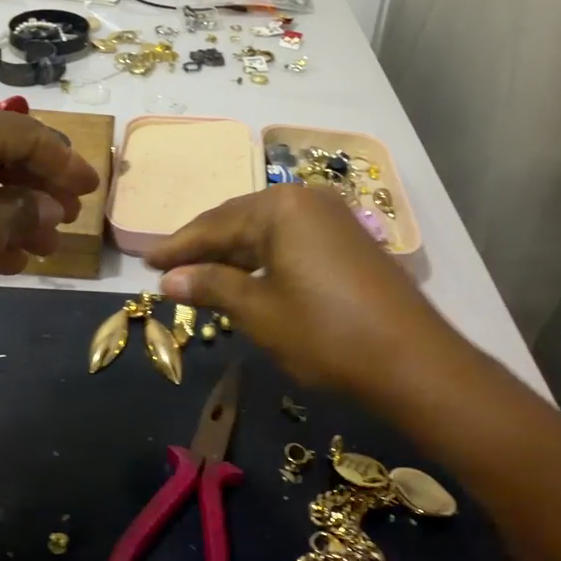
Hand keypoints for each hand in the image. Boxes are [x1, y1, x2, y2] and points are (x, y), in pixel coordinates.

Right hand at [147, 184, 456, 399]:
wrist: (414, 361)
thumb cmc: (326, 333)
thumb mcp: (259, 312)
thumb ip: (211, 287)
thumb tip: (169, 280)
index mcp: (281, 206)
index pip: (215, 224)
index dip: (178, 247)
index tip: (147, 264)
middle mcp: (306, 199)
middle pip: (240, 221)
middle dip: (204, 248)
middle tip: (168, 270)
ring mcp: (332, 217)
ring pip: (267, 231)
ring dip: (233, 255)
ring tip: (200, 277)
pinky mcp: (348, 240)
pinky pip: (291, 240)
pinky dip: (263, 259)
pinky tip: (247, 279)